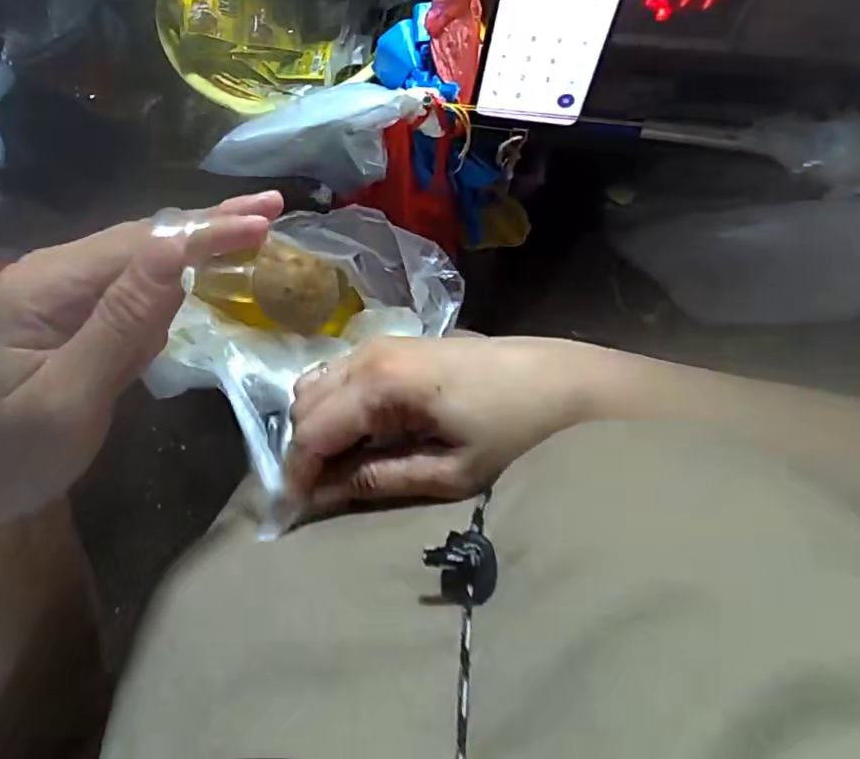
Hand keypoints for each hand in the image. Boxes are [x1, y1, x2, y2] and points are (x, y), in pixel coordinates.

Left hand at [0, 192, 282, 531]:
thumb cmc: (16, 457)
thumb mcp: (69, 397)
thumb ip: (121, 321)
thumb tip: (172, 248)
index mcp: (43, 285)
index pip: (137, 244)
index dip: (203, 231)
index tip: (262, 221)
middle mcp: (53, 273)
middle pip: (142, 240)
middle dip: (208, 227)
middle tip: (270, 209)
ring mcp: (65, 293)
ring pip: (145, 262)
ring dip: (198, 249)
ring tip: (250, 232)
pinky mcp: (80, 316)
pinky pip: (135, 293)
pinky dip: (177, 282)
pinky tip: (207, 266)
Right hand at [284, 336, 606, 512]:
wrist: (564, 380)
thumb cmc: (515, 431)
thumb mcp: (451, 472)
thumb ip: (378, 480)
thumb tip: (320, 497)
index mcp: (378, 383)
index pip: (311, 430)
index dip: (298, 474)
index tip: (295, 514)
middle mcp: (364, 355)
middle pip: (303, 405)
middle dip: (303, 452)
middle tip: (320, 494)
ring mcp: (374, 344)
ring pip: (314, 386)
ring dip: (316, 427)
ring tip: (338, 467)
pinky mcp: (388, 346)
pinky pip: (336, 375)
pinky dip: (332, 407)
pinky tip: (357, 434)